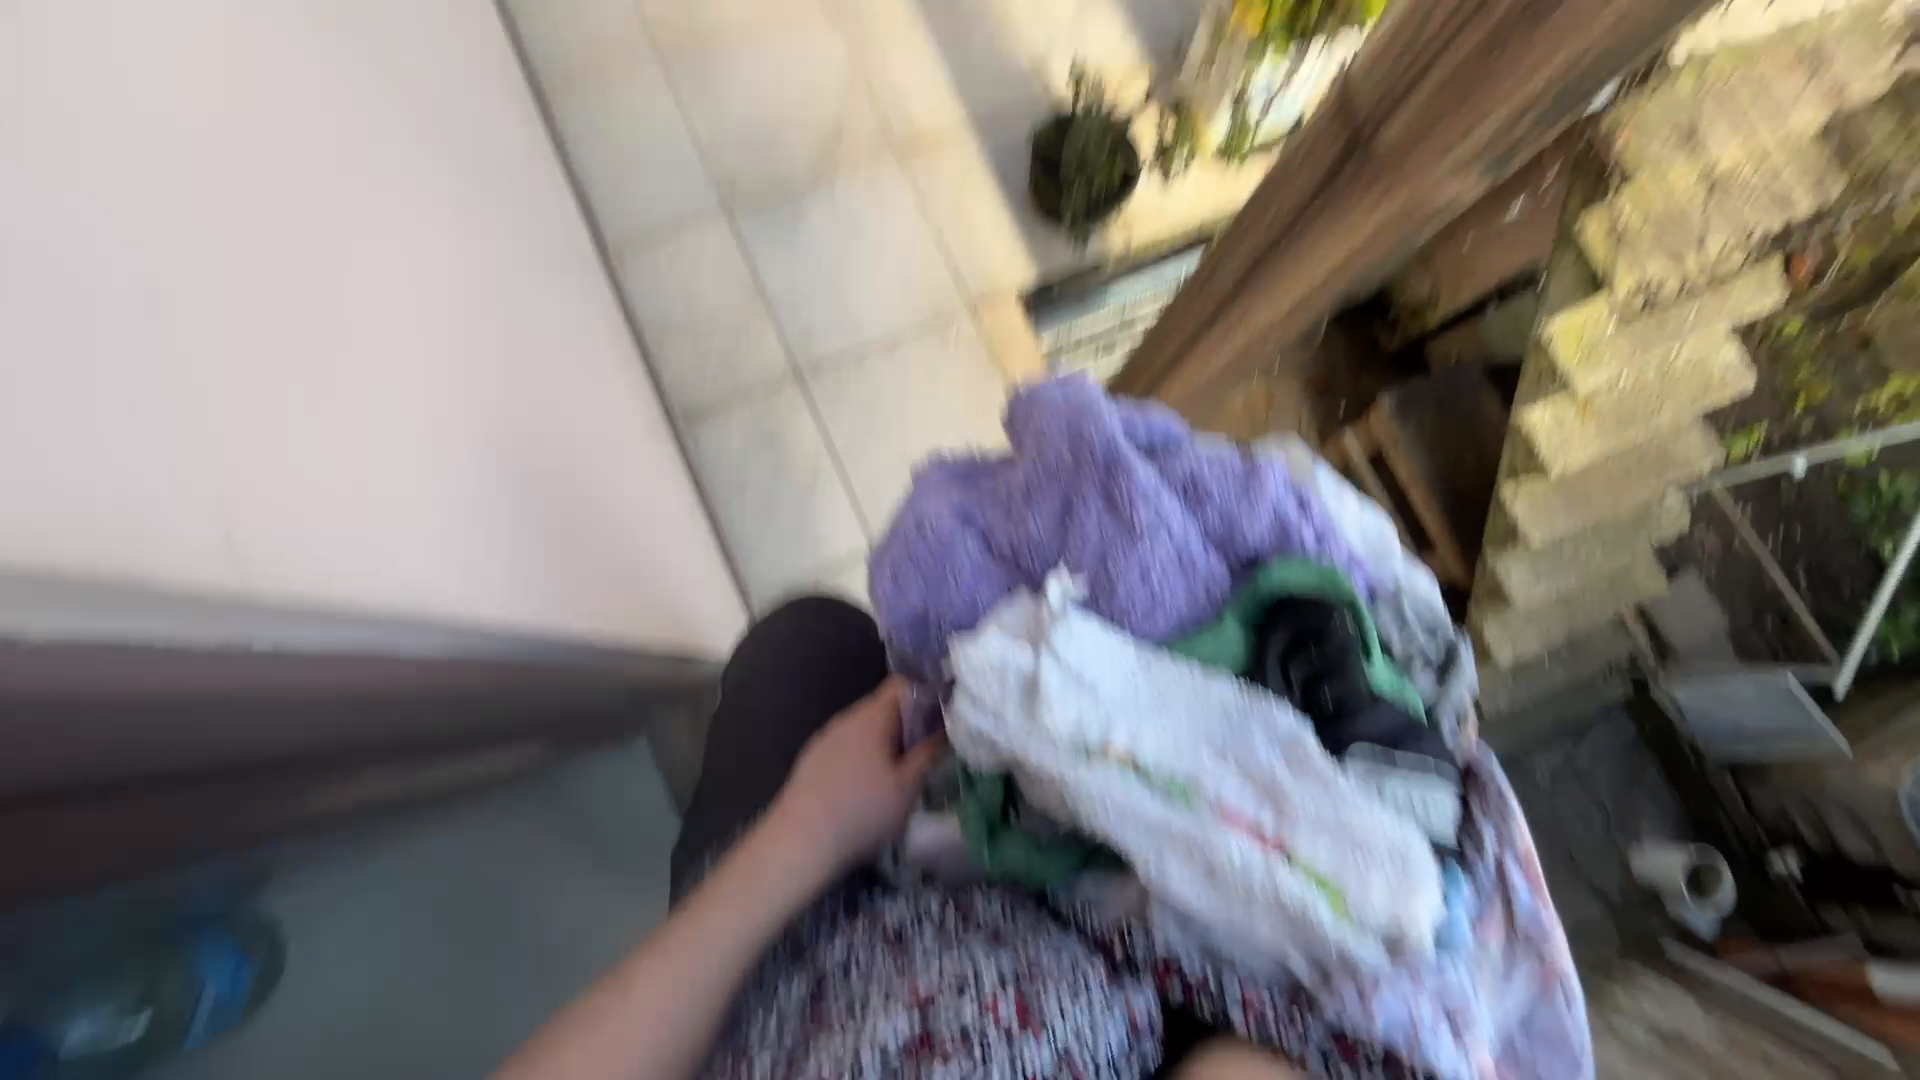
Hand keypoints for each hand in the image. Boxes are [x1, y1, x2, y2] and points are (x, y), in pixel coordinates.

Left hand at [765, 677, 944, 875]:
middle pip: (883, 706)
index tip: (943, 720)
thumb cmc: (862, 812)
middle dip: (907, 723)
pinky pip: (846, 744)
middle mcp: (846, 718)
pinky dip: (862, 754)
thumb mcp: (907, 787)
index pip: (902, 685)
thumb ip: (928, 753)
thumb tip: (946, 729)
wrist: (800, 842)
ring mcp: (825, 737)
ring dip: (884, 740)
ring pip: (863, 727)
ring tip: (898, 771)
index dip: (927, 696)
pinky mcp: (812, 758)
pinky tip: (865, 785)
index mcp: (872, 717)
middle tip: (926, 751)